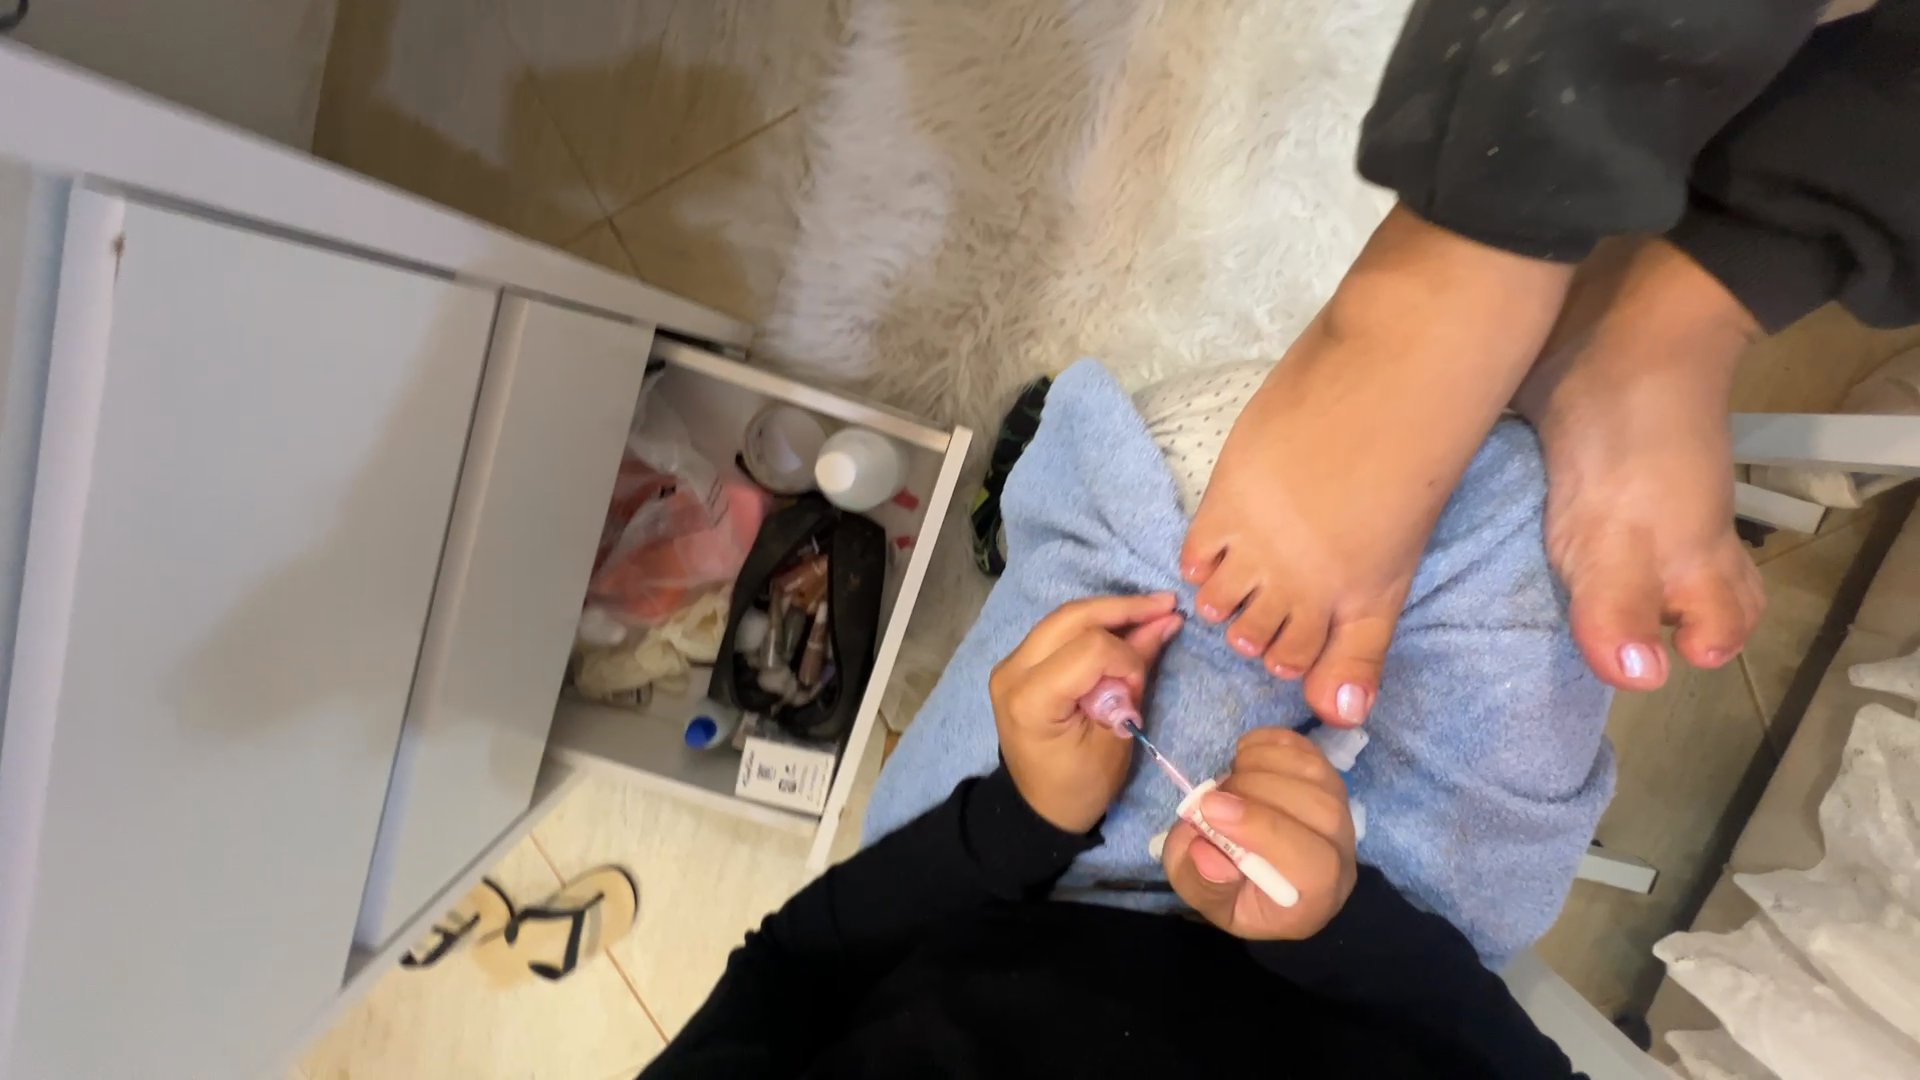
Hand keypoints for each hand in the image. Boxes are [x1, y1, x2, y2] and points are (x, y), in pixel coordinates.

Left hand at [988, 594, 1183, 832]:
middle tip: (1166, 605)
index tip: (1142, 684)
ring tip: (1152, 611)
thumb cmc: (1079, 786)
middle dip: (1123, 608)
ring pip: (1065, 617)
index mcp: (1031, 699)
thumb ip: (1136, 676)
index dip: (1126, 657)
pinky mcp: (1018, 661)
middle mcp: (1012, 671)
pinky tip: (1125, 624)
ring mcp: (1010, 663)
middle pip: (1072, 617)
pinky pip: (1058, 629)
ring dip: (1110, 612)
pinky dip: (1093, 625)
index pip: (1089, 650)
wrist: (1037, 806)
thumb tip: (1166, 622)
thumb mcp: (1116, 737)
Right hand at [1162, 727, 1356, 939]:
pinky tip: (1242, 755)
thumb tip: (1208, 855)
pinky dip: (1269, 741)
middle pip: (1322, 811)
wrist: (1248, 870)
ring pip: (1315, 772)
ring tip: (1228, 777)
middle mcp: (1338, 852)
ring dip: (1262, 762)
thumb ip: (1203, 883)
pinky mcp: (1322, 777)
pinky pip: (1306, 748)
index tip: (1211, 811)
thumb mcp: (1204, 897)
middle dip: (1257, 791)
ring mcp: (1336, 809)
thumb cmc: (1231, 888)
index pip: (1315, 864)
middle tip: (1213, 795)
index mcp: (1315, 895)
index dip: (1264, 829)